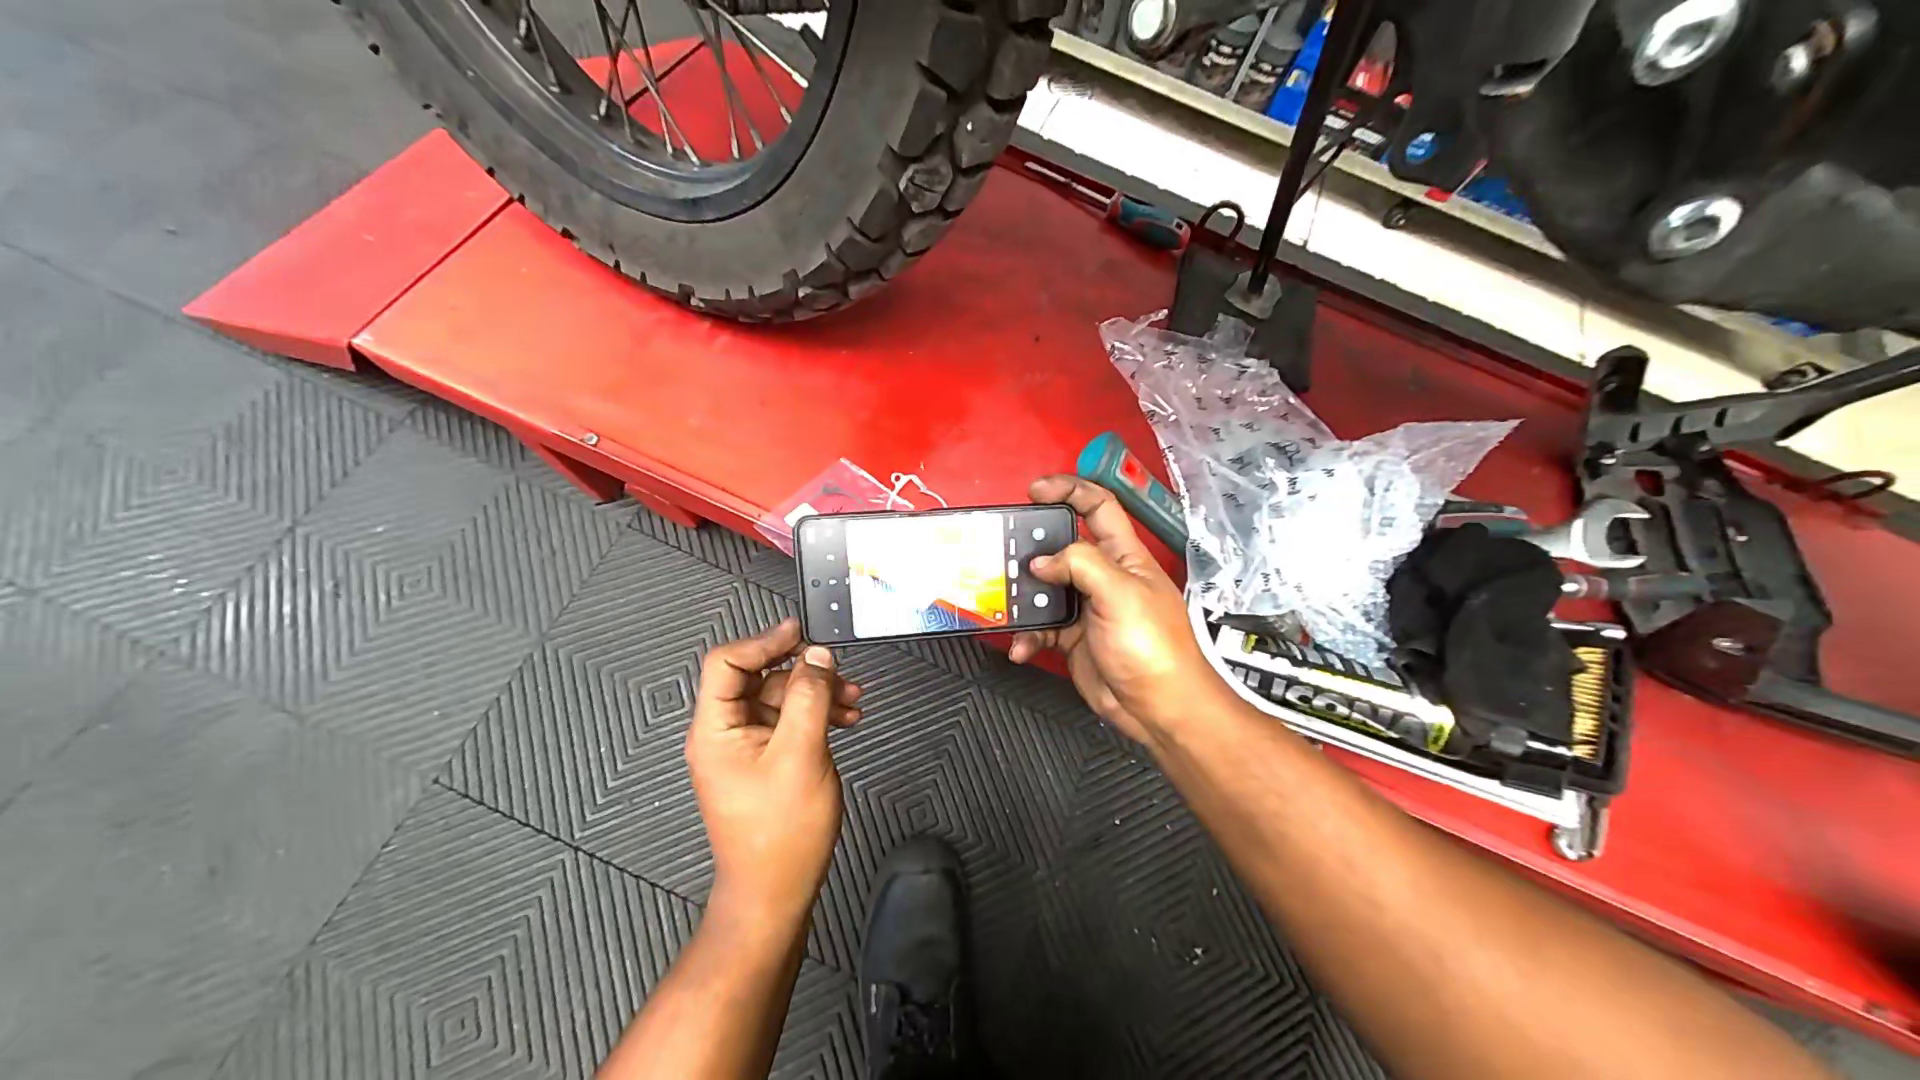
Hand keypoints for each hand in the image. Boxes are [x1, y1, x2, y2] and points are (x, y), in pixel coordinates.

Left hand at [687, 618, 861, 922]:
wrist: (776, 892)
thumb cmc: (779, 837)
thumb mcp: (801, 754)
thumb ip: (809, 697)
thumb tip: (818, 656)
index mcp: (715, 729)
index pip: (727, 663)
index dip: (763, 641)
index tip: (800, 633)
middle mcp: (724, 734)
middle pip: (759, 677)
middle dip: (803, 671)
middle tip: (837, 672)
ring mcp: (745, 748)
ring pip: (780, 697)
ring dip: (817, 693)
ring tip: (852, 700)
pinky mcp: (765, 759)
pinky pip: (789, 720)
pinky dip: (817, 714)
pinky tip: (844, 719)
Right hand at [1008, 475, 1231, 744]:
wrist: (1158, 708)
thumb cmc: (1156, 649)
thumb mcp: (1120, 593)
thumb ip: (1080, 565)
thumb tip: (1043, 561)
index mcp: (1124, 557)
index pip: (1098, 507)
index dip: (1069, 490)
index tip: (1036, 490)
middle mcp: (1104, 577)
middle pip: (1062, 547)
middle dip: (1034, 547)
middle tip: (1008, 550)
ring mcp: (1087, 607)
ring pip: (1045, 589)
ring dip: (1024, 597)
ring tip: (1008, 604)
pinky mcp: (1074, 637)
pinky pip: (1041, 627)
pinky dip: (1027, 636)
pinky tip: (1022, 646)